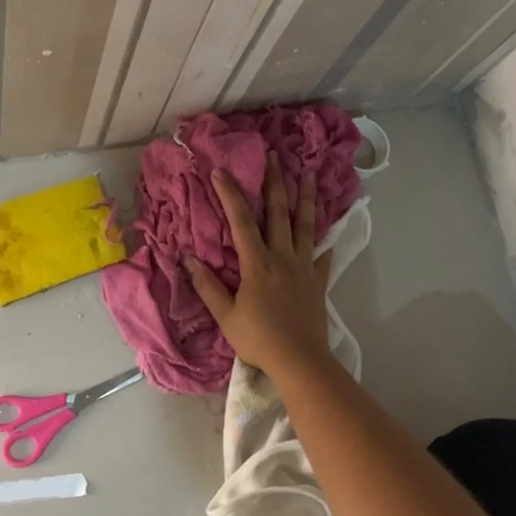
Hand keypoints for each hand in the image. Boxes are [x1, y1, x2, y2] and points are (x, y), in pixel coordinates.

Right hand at [186, 152, 333, 380]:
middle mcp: (283, 258)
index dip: (230, 195)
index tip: (220, 171)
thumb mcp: (225, 316)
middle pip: (278, 213)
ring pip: (306, 227)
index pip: (241, 221)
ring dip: (306, 198)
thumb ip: (208, 287)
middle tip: (274, 156)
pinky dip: (323, 245)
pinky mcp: (318, 283)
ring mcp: (304, 269)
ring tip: (309, 174)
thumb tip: (189, 259)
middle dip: (274, 182)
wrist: (299, 359)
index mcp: (257, 264)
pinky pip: (322, 258)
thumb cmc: (258, 339)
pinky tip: (326, 237)